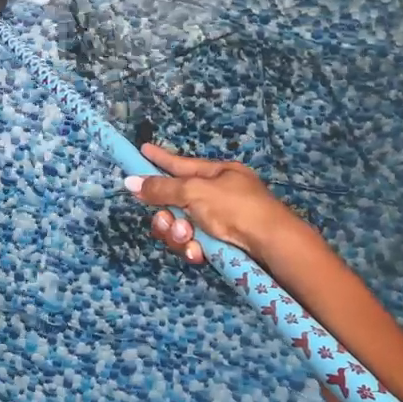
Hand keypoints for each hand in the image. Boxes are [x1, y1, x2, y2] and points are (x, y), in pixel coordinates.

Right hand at [123, 142, 296, 262]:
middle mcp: (218, 196)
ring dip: (177, 233)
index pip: (180, 164)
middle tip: (165, 219)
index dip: (160, 158)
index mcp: (217, 174)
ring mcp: (220, 222)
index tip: (142, 149)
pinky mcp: (221, 245)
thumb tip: (130, 182)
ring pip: (181, 225)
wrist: (272, 246)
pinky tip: (197, 252)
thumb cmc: (236, 208)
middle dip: (166, 213)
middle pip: (175, 201)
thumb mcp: (195, 192)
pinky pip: (194, 244)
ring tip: (186, 236)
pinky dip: (192, 248)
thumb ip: (161, 188)